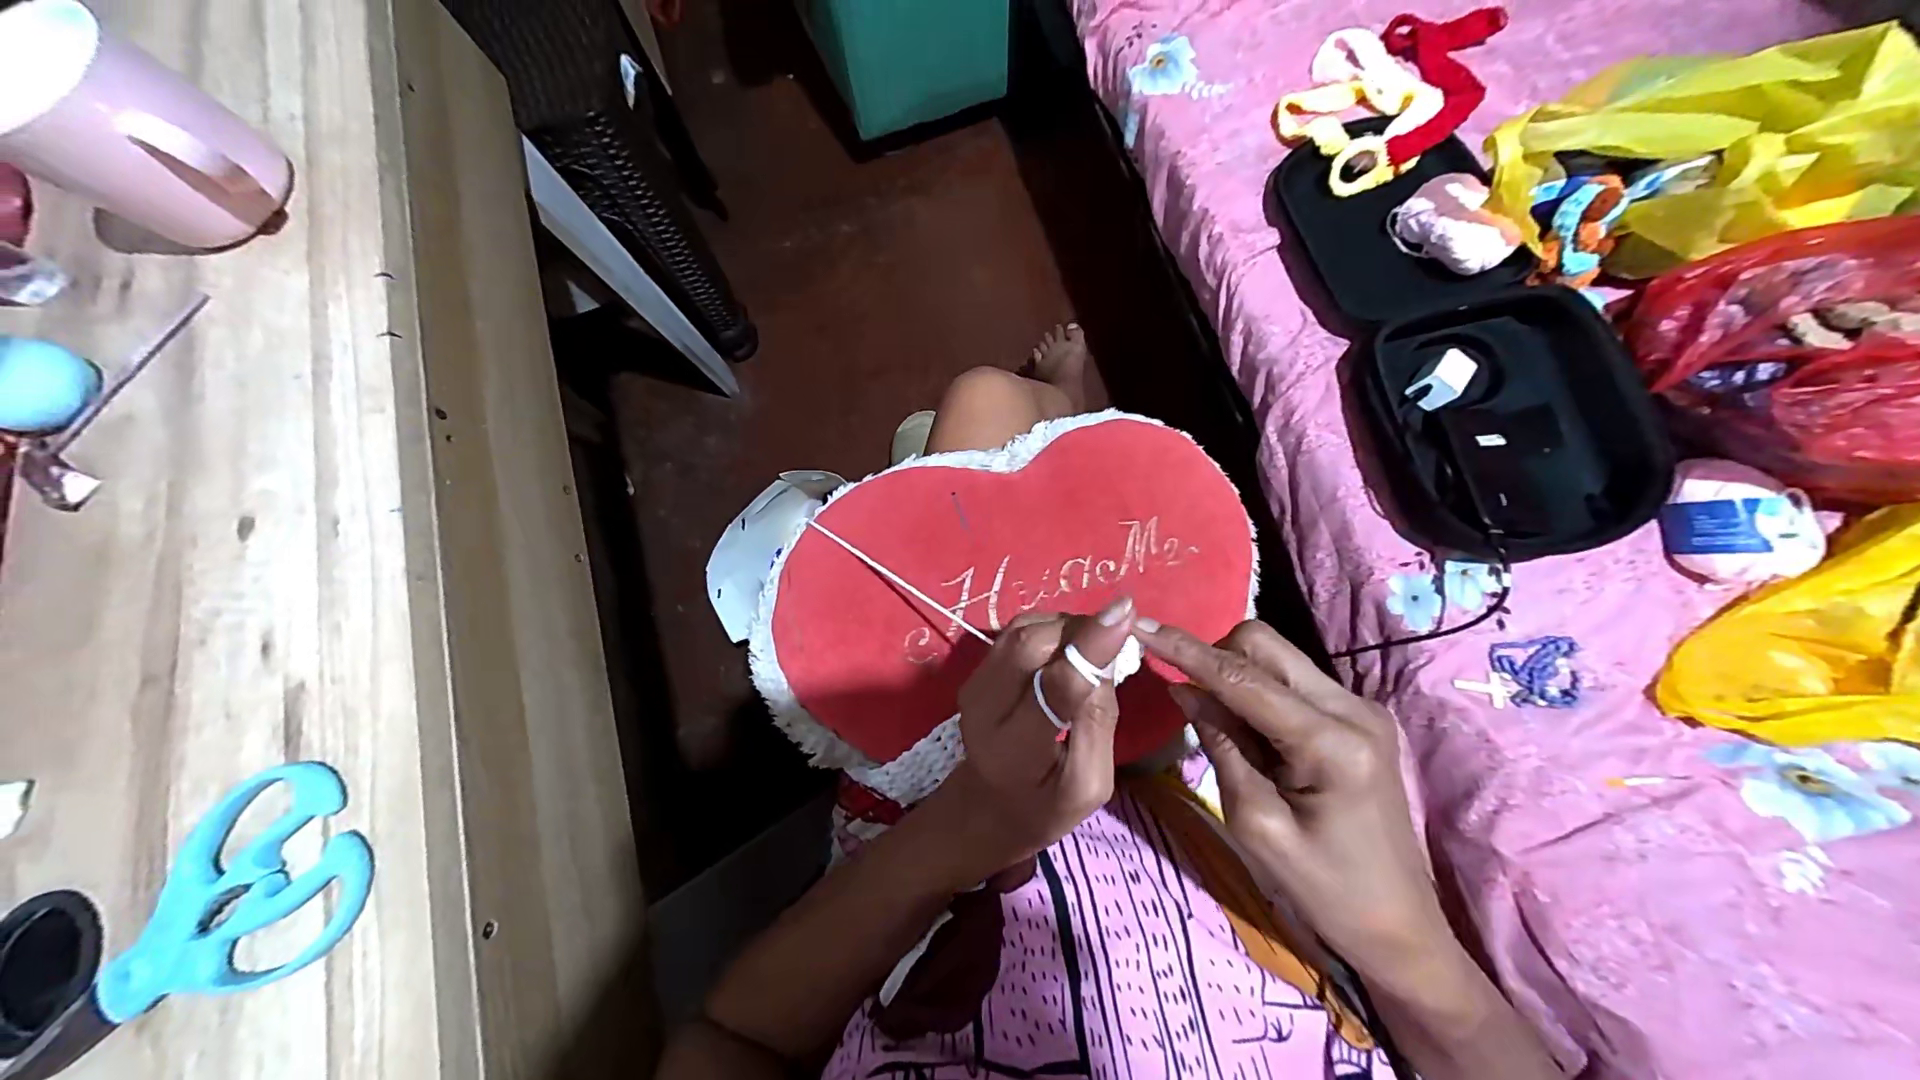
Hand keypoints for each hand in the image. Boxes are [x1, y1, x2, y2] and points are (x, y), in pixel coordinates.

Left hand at [938, 596, 1136, 878]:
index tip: (1125, 612)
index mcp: (1014, 750)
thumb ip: (1099, 723)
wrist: (988, 803)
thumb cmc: (1046, 805)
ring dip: (1065, 625)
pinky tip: (1070, 646)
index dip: (1089, 646)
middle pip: (1030, 643)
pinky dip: (1050, 628)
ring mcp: (973, 683)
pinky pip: (1016, 632)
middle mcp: (983, 707)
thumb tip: (1108, 658)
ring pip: (1022, 629)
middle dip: (1079, 629)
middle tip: (1114, 636)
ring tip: (1094, 645)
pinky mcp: (976, 669)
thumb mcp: (1089, 784)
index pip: (1053, 688)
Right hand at [1138, 619, 1455, 985]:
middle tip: (1189, 699)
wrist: (1399, 925)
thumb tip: (1183, 689)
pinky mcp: (1357, 715)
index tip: (1142, 627)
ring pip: (1276, 656)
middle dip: (1215, 657)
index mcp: (1331, 743)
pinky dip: (1256, 690)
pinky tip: (1252, 734)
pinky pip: (1290, 679)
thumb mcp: (1255, 823)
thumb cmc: (1323, 888)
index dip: (1187, 651)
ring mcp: (1360, 707)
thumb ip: (1220, 745)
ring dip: (1235, 675)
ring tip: (1224, 729)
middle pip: (1264, 644)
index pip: (1242, 678)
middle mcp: (1352, 708)